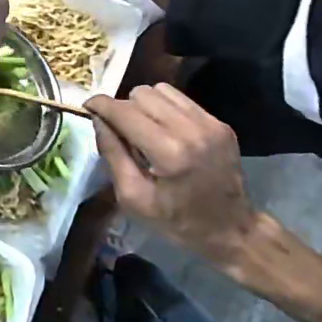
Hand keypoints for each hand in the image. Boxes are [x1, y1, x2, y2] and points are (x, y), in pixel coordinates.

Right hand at [86, 84, 271, 272]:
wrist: (233, 231)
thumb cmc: (178, 222)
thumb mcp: (133, 197)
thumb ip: (112, 154)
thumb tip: (97, 119)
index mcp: (168, 153)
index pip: (124, 112)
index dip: (100, 105)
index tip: (88, 106)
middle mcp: (191, 130)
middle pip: (141, 94)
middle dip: (124, 108)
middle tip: (122, 131)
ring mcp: (209, 123)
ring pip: (161, 90)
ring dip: (145, 104)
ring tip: (145, 129)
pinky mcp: (219, 123)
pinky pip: (181, 99)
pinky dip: (165, 108)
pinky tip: (166, 130)